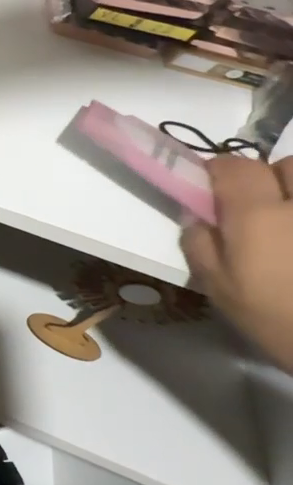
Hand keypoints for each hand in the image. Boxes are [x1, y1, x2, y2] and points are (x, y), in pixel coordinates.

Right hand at [182, 156, 292, 369]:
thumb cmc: (276, 319)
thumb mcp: (218, 286)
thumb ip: (200, 242)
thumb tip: (200, 215)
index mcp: (259, 216)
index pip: (235, 166)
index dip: (219, 172)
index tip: (212, 190)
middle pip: (290, 165)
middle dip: (273, 178)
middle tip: (263, 208)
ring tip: (289, 226)